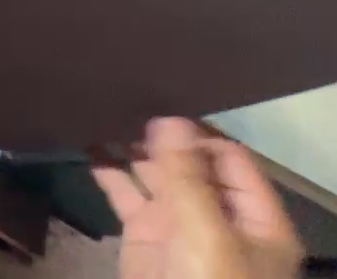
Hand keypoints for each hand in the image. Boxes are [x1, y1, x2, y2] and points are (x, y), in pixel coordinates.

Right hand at [93, 117, 302, 278]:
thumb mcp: (206, 234)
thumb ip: (187, 177)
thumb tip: (168, 117)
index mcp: (254, 218)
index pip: (231, 159)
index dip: (197, 134)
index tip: (152, 108)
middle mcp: (219, 214)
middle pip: (189, 162)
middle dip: (155, 134)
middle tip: (115, 101)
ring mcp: (179, 222)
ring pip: (152, 171)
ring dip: (125, 145)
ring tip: (93, 114)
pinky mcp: (143, 229)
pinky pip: (123, 188)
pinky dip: (103, 166)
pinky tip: (82, 143)